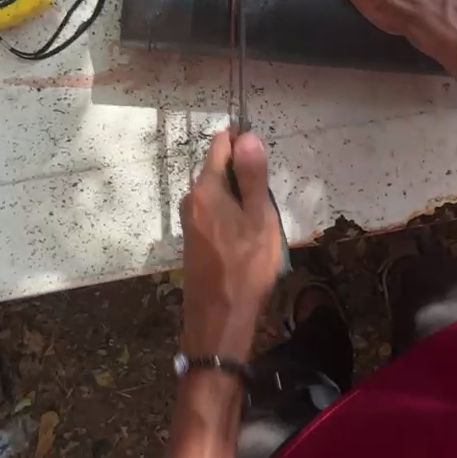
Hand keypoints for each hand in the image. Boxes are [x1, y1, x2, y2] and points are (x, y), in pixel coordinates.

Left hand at [178, 129, 281, 359]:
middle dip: (244, 176)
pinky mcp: (193, 237)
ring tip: (259, 227)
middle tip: (266, 206)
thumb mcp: (259, 218)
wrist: (219, 321)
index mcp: (206, 188)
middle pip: (220, 167)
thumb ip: (253, 176)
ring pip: (219, 191)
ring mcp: (190, 219)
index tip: (264, 164)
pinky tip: (246, 241)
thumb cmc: (245, 268)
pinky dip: (231, 215)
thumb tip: (248, 136)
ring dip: (240, 199)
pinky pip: (215, 211)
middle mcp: (192, 198)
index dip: (244, 144)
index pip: (221, 144)